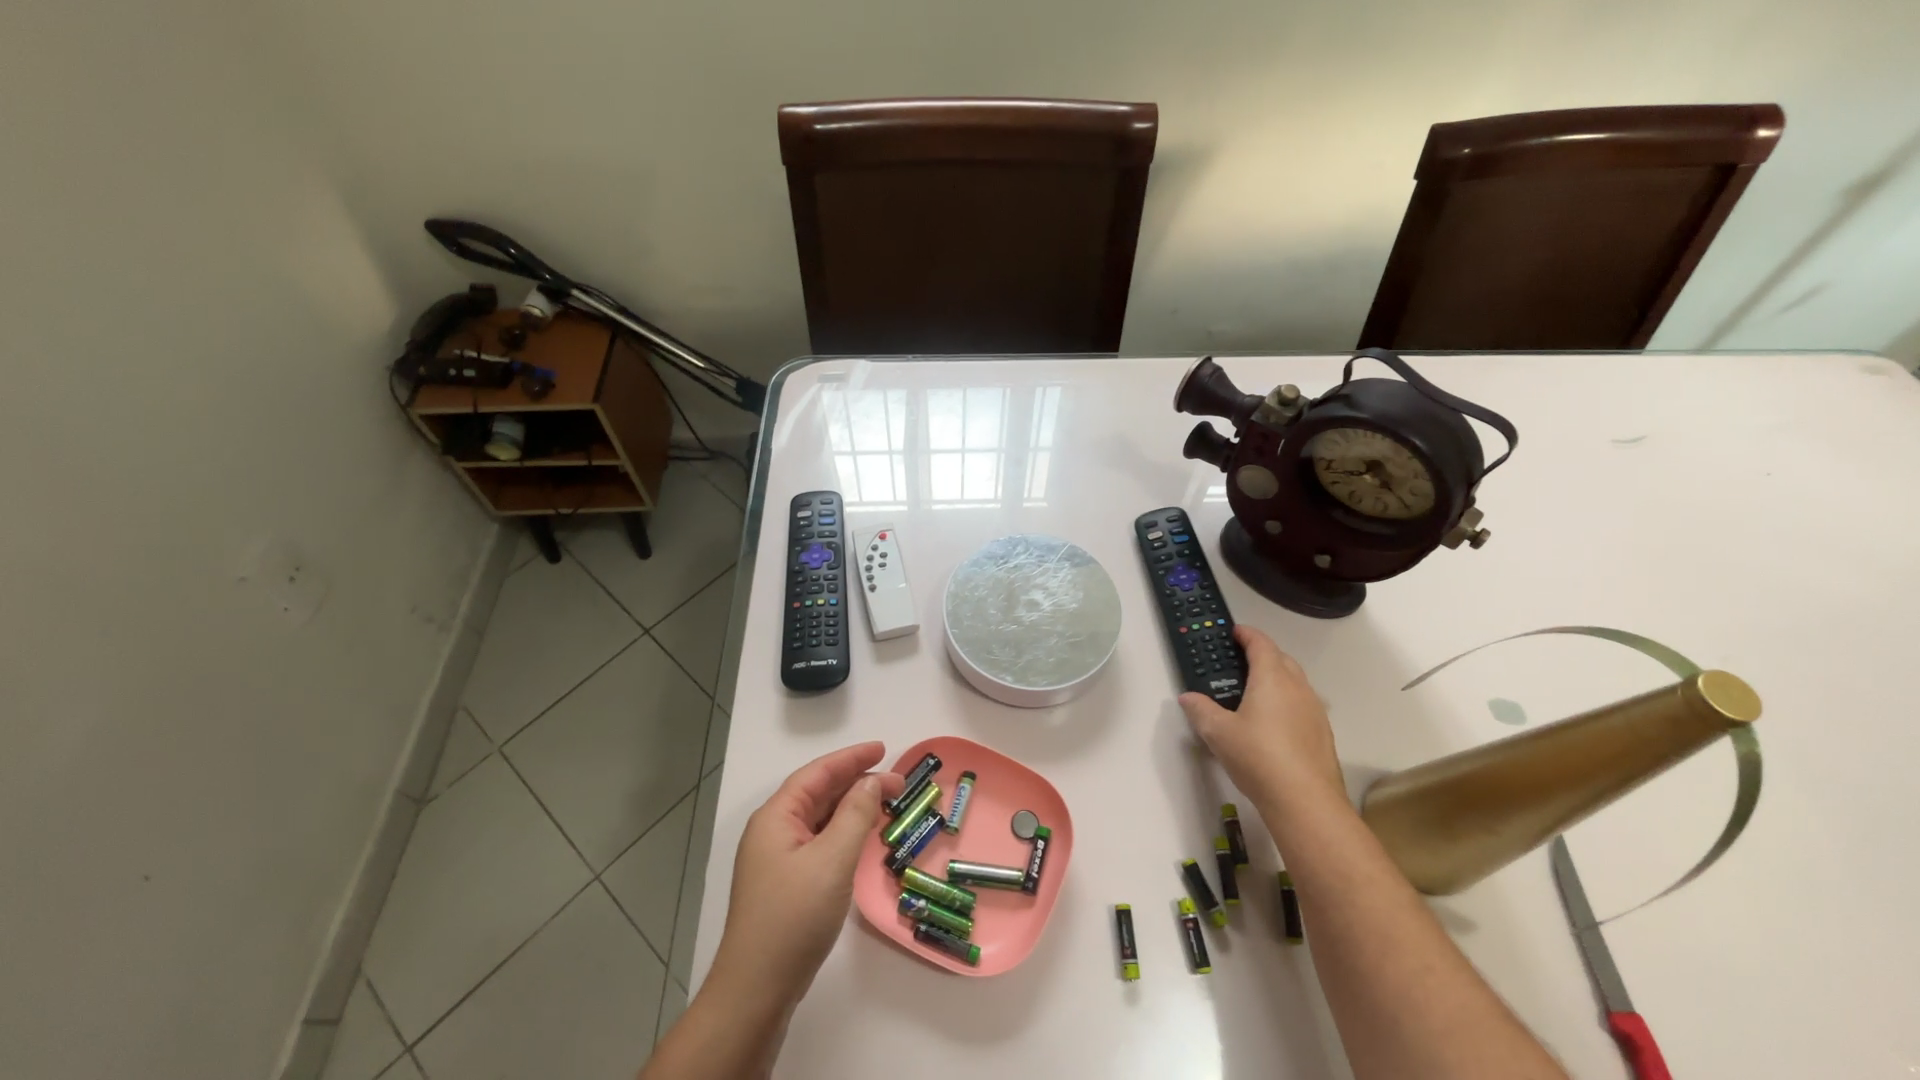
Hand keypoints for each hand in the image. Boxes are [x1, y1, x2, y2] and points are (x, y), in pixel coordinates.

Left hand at [712, 742, 903, 997]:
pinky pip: (819, 843)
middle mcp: (773, 832)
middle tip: (897, 782)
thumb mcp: (832, 860)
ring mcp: (777, 860)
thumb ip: (855, 816)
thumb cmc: (794, 917)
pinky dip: (844, 833)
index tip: (883, 748)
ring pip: (819, 819)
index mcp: (776, 818)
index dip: (851, 758)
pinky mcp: (786, 885)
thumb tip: (872, 782)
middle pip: (817, 793)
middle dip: (856, 782)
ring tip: (886, 803)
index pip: (817, 774)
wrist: (758, 986)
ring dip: (851, 808)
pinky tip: (862, 839)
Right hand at [1179, 625, 1343, 811]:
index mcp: (1272, 678)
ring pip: (1295, 682)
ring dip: (1277, 679)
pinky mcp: (1322, 732)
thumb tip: (1188, 697)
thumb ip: (1201, 710)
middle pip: (1282, 659)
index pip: (1261, 644)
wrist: (1304, 799)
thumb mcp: (1218, 732)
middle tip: (1240, 662)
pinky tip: (1273, 724)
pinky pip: (1302, 705)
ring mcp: (1314, 710)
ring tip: (1255, 693)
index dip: (1247, 635)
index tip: (1235, 632)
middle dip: (1262, 655)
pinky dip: (1287, 702)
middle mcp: (1298, 687)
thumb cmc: (1257, 756)